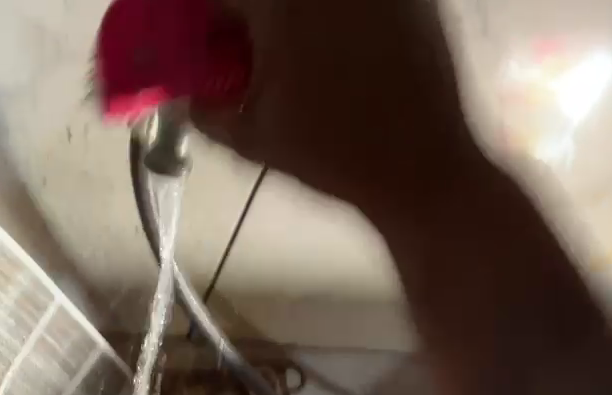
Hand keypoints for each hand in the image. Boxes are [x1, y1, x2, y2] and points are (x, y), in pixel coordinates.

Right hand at [192, 0, 485, 219]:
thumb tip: (192, 98)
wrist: (419, 163)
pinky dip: (332, 23)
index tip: (206, 45)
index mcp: (279, 5)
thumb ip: (209, 113)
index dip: (206, 20)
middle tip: (242, 52)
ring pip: (306, 3)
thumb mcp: (254, 141)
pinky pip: (349, 9)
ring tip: (285, 58)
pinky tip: (334, 55)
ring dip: (288, 21)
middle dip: (247, 18)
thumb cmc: (330, 155)